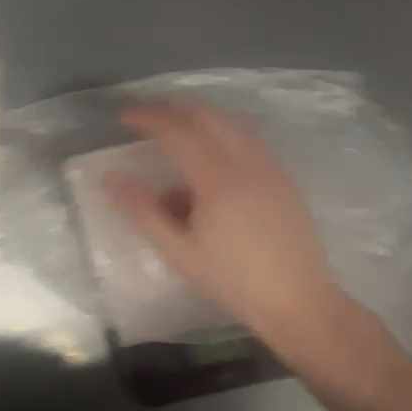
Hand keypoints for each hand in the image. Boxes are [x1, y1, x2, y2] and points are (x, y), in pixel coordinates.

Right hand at [103, 100, 350, 341]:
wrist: (300, 303)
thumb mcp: (177, 251)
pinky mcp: (283, 179)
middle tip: (146, 113)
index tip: (123, 118)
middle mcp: (247, 164)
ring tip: (175, 122)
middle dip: (173, 107)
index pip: (177, 132)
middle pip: (207, 117)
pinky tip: (210, 148)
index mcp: (218, 180)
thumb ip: (143, 211)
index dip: (148, 118)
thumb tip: (111, 178)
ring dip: (199, 115)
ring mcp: (270, 169)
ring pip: (232, 123)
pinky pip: (249, 139)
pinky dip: (222, 130)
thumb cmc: (232, 279)